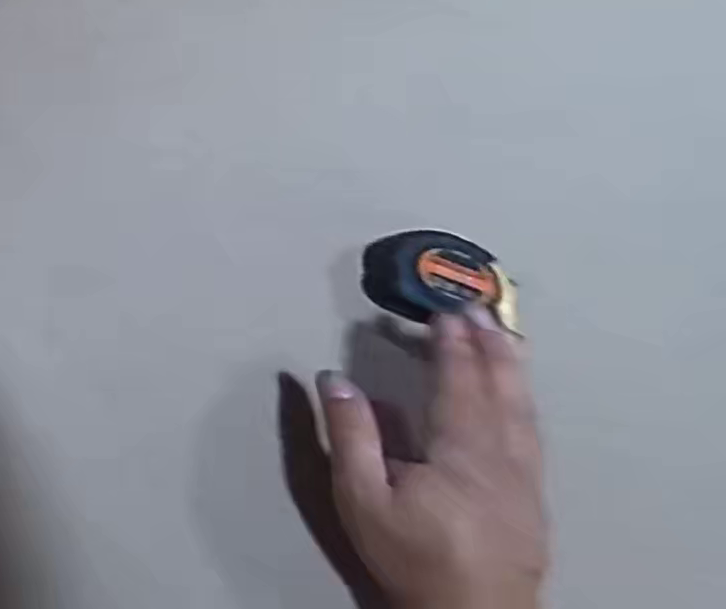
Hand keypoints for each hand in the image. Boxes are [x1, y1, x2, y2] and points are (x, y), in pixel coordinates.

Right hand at [316, 308, 548, 608]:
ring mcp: (525, 487)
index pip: (461, 394)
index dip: (454, 352)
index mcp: (465, 463)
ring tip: (502, 338)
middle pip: (505, 401)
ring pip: (526, 419)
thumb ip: (350, 433)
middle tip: (479, 310)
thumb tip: (335, 375)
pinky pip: (529, 438)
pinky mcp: (529, 501)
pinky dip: (519, 403)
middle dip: (492, 352)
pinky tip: (511, 394)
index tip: (446, 314)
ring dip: (512, 374)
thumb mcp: (360, 494)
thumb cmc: (406, 553)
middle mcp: (506, 469)